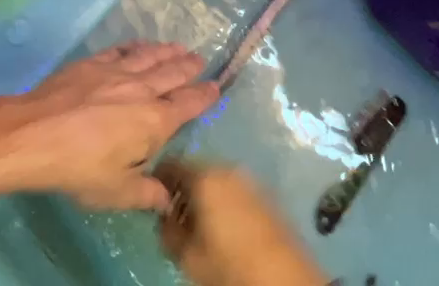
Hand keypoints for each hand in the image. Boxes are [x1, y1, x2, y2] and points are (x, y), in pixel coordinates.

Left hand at [0, 41, 218, 210]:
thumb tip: (169, 198)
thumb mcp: (118, 192)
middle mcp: (140, 89)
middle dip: (188, 66)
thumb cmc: (80, 168)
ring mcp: (114, 72)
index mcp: (154, 121)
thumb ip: (148, 193)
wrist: (35, 134)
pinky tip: (136, 47)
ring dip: (165, 51)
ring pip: (147, 56)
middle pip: (171, 73)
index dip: (205, 96)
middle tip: (200, 59)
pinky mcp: (90, 63)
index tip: (216, 87)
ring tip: (177, 47)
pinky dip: (133, 47)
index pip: (188, 105)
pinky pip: (119, 50)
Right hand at [155, 163, 327, 285]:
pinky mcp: (268, 197)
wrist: (287, 282)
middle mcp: (229, 169)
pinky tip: (225, 227)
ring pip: (218, 180)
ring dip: (206, 195)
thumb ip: (167, 231)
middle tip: (175, 214)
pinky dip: (226, 202)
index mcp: (205, 175)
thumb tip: (163, 218)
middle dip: (183, 189)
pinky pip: (237, 192)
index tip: (152, 198)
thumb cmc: (230, 267)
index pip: (170, 165)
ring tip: (200, 224)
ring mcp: (252, 181)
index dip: (157, 181)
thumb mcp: (188, 256)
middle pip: (196, 170)